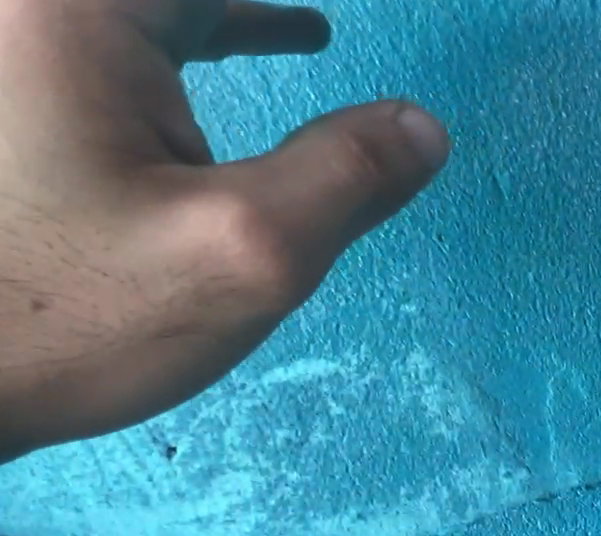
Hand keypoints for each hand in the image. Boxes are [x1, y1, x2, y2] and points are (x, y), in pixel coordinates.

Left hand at [0, 0, 448, 462]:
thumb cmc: (87, 306)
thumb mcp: (252, 246)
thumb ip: (349, 175)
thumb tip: (425, 124)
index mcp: (67, 16)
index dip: (278, 15)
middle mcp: (34, 21)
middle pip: (182, 7)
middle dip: (257, 18)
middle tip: (325, 38)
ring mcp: (30, 60)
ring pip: (154, 22)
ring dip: (231, 21)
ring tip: (310, 29)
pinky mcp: (31, 104)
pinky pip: (130, 46)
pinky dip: (199, 38)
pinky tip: (244, 46)